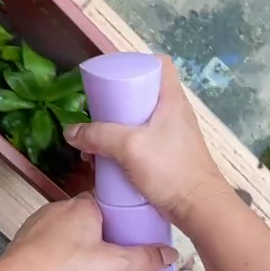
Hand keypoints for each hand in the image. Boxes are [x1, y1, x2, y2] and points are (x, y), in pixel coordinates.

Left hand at [0, 195, 176, 270]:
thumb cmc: (64, 267)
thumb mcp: (114, 265)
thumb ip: (144, 259)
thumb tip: (168, 254)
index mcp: (85, 205)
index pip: (111, 202)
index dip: (122, 218)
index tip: (131, 234)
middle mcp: (62, 206)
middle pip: (92, 219)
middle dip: (103, 242)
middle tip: (111, 263)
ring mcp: (42, 221)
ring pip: (72, 232)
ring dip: (82, 251)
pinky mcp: (28, 237)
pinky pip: (52, 243)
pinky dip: (61, 256)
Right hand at [62, 55, 233, 226]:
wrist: (198, 208)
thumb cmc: (171, 169)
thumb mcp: (130, 147)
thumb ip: (99, 136)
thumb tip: (71, 132)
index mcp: (171, 100)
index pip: (160, 65)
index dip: (138, 62)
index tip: (114, 74)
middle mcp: (173, 113)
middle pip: (142, 94)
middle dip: (116, 102)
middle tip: (95, 110)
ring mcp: (170, 136)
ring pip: (137, 121)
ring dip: (114, 129)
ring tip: (93, 142)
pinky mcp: (165, 157)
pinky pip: (139, 143)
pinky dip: (121, 147)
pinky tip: (105, 159)